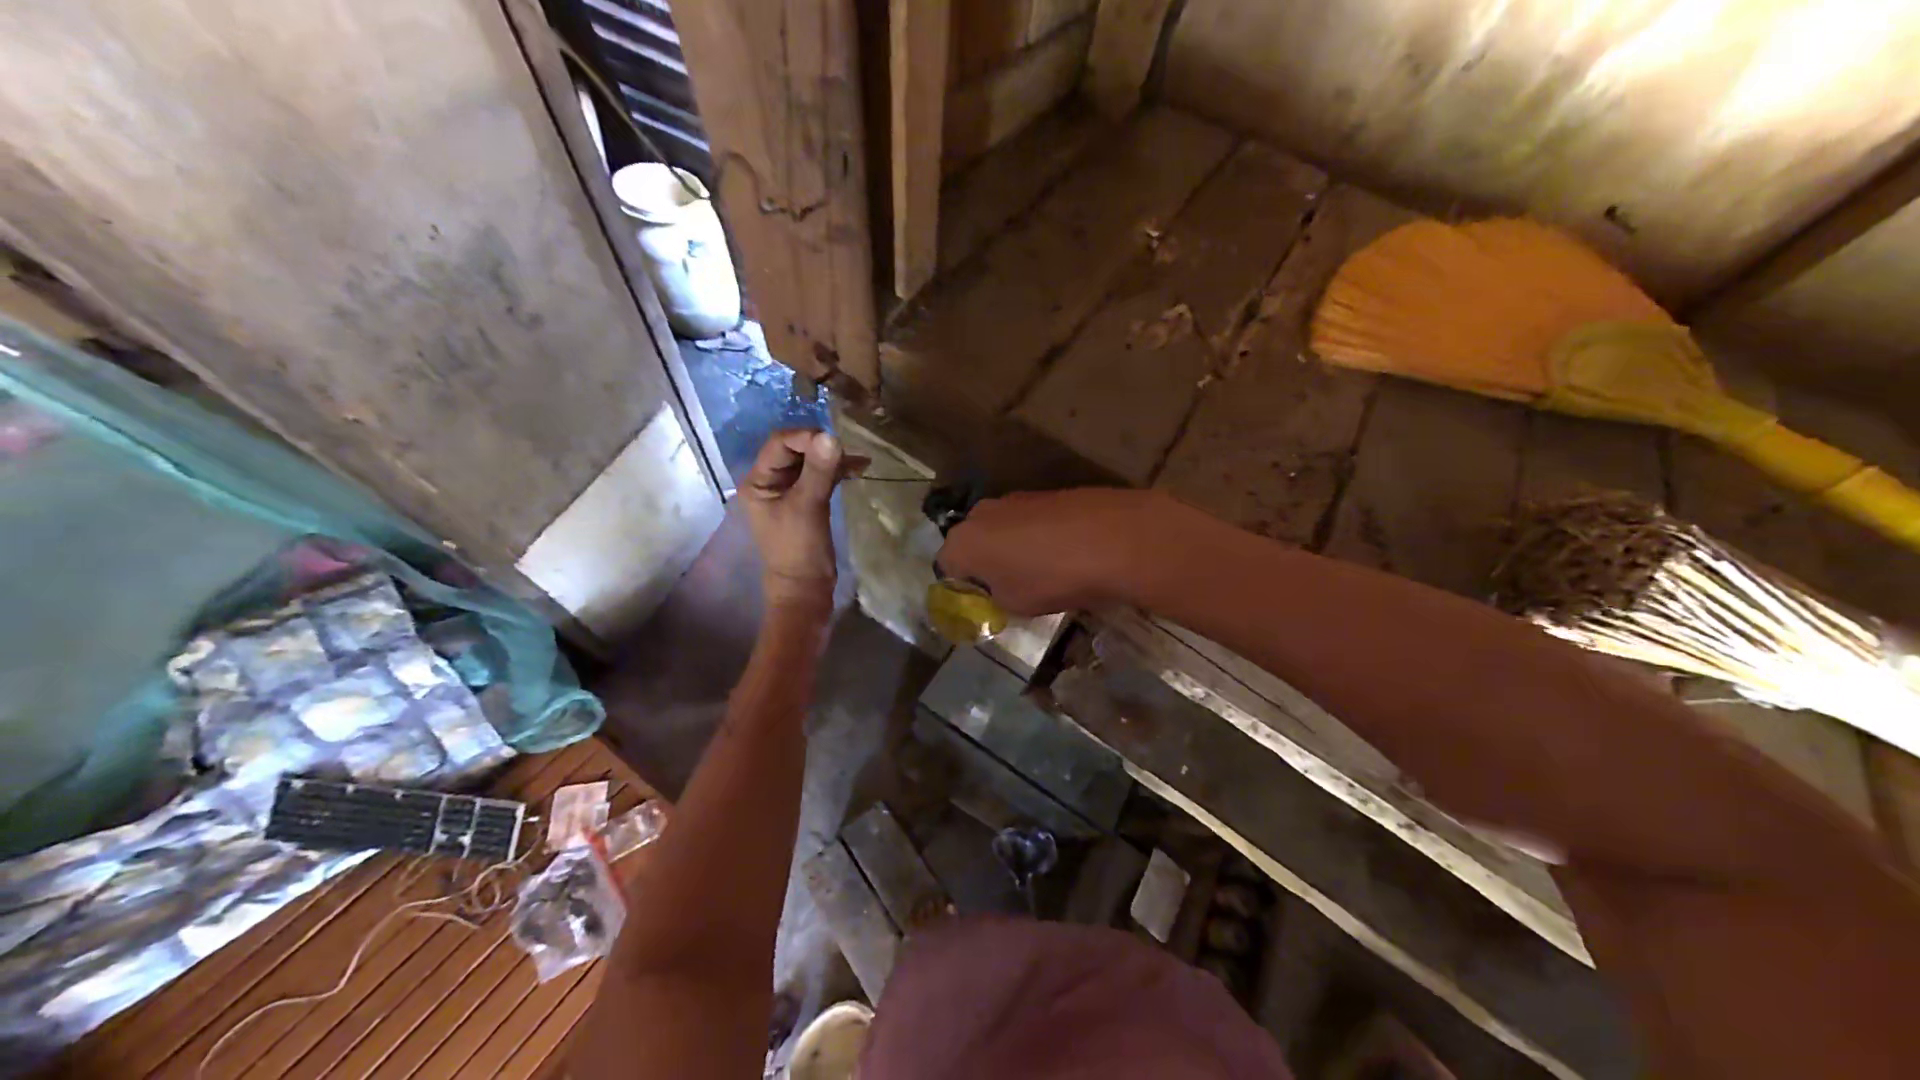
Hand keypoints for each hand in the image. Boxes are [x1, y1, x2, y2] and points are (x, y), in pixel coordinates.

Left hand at [741, 430, 857, 612]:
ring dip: (832, 458)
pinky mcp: (806, 501)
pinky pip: (820, 477)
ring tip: (858, 460)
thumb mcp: (808, 506)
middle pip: (796, 451)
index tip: (833, 441)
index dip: (805, 437)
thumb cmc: (799, 549)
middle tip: (848, 449)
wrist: (805, 589)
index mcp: (758, 481)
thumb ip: (818, 471)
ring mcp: (789, 492)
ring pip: (811, 463)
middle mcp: (770, 482)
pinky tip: (858, 469)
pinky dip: (837, 472)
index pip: (779, 444)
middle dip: (821, 446)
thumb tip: (831, 436)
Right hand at [935, 488, 1177, 615]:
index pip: (947, 567)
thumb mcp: (1016, 604)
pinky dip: (1039, 535)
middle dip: (987, 562)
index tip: (986, 602)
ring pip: (1002, 528)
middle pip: (974, 542)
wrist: (1113, 539)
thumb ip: (996, 595)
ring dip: (1013, 547)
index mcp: (963, 542)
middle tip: (1011, 586)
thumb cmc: (1052, 579)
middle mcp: (980, 513)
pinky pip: (1030, 520)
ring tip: (1043, 569)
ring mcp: (1015, 498)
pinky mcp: (1046, 492)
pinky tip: (1065, 552)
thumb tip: (999, 586)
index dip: (964, 587)